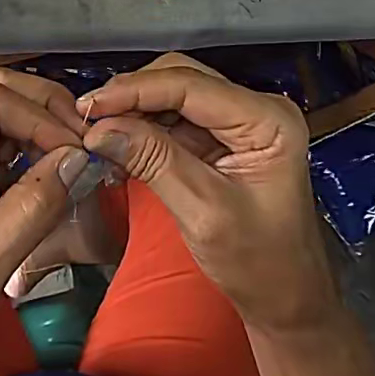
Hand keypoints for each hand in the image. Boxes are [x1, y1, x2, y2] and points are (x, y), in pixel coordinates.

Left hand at [0, 70, 100, 375]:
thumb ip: (36, 205)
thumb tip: (81, 157)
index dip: (43, 118)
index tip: (78, 151)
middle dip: (47, 109)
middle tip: (86, 140)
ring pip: (2, 111)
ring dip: (43, 126)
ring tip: (77, 154)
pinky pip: (2, 141)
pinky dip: (34, 147)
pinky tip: (56, 168)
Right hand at [77, 54, 337, 332]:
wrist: (286, 295)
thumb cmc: (259, 262)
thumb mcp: (204, 213)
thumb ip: (155, 163)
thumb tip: (101, 129)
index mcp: (268, 120)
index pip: (194, 86)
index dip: (137, 90)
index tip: (90, 106)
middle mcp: (258, 108)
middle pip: (185, 80)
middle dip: (134, 95)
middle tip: (88, 118)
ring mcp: (242, 122)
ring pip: (178, 94)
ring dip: (136, 109)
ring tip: (96, 129)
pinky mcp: (226, 138)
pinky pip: (179, 119)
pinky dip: (147, 127)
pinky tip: (119, 140)